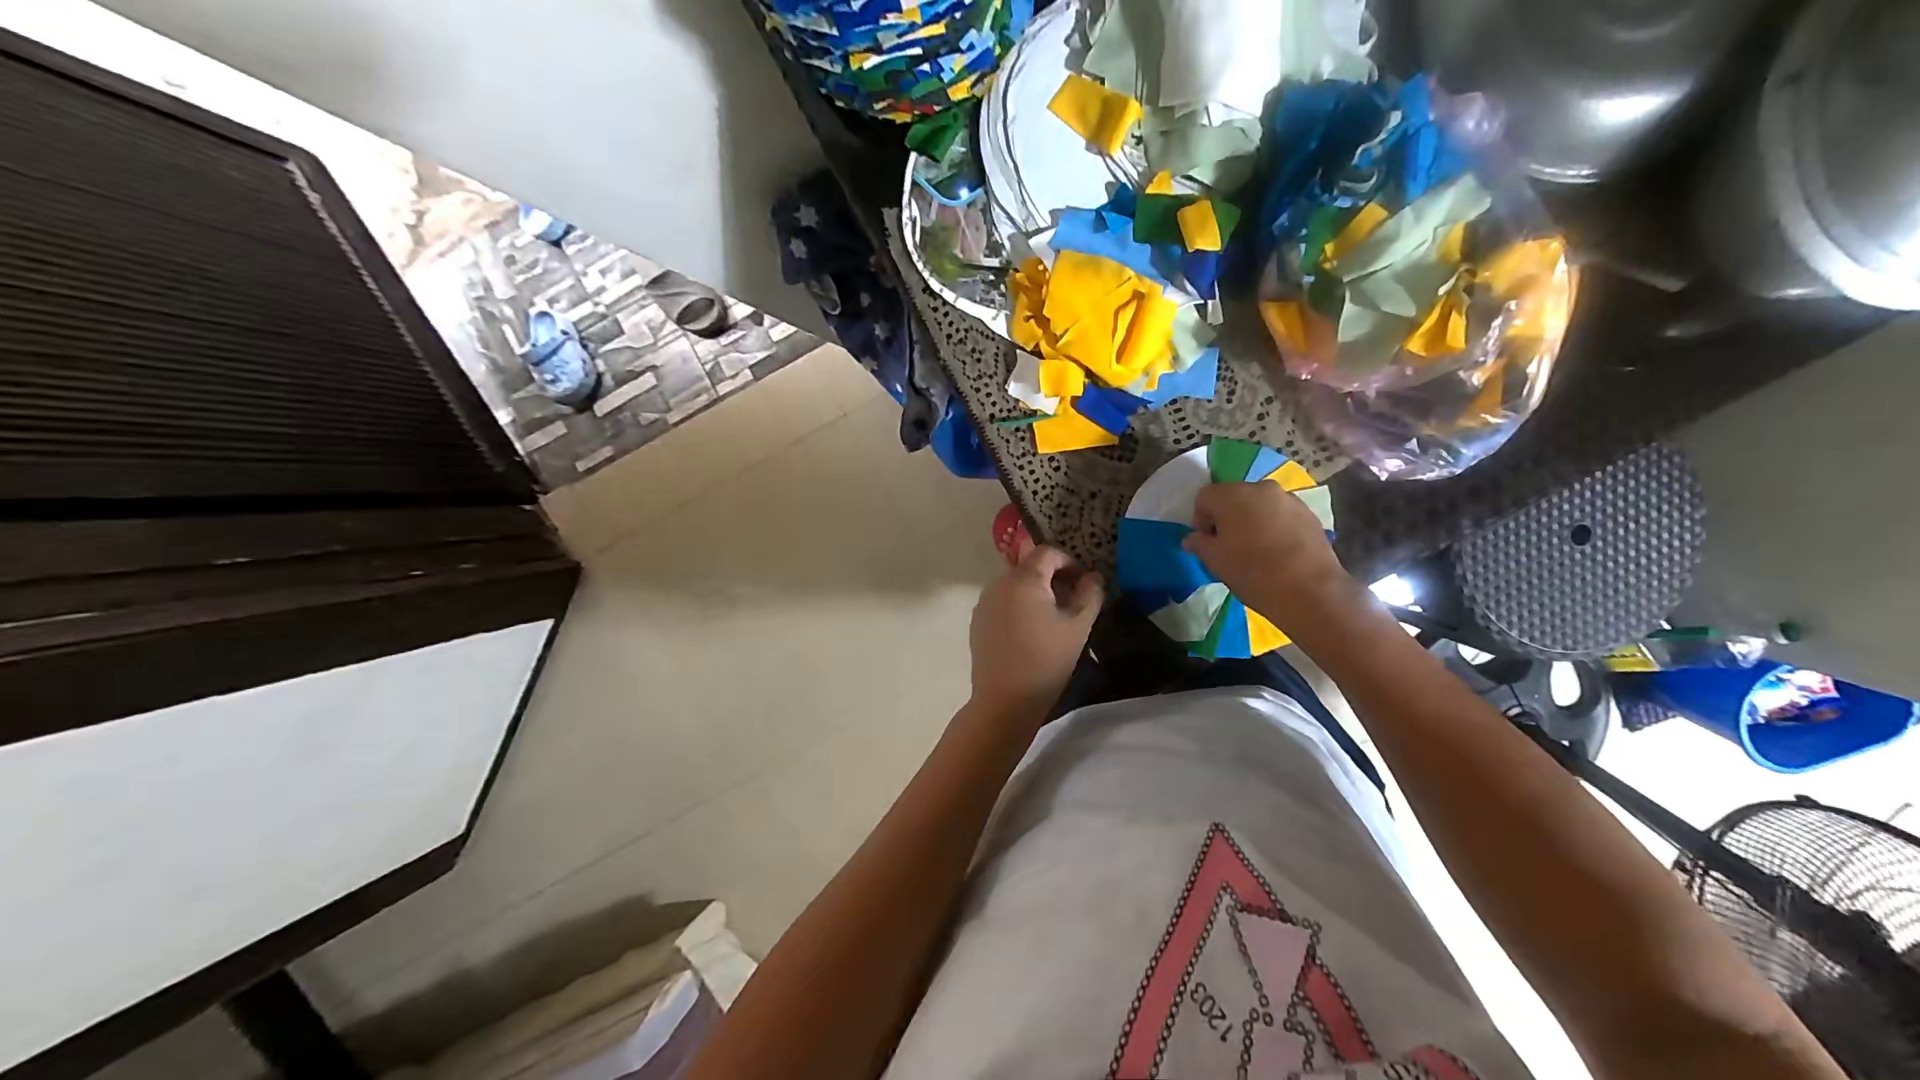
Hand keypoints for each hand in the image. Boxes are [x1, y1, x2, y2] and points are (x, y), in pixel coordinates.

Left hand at [969, 545, 1102, 717]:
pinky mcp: (977, 621)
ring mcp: (984, 603)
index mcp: (1024, 579)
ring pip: (1015, 585)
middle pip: (1030, 567)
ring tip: (1053, 620)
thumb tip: (1093, 576)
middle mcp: (999, 584)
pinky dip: (1019, 607)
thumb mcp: (1078, 626)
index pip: (1047, 552)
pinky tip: (1030, 633)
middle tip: (1072, 603)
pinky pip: (1002, 602)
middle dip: (1053, 578)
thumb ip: (1090, 594)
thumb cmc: (1047, 661)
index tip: (1083, 583)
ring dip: (1036, 593)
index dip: (1069, 562)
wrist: (1005, 700)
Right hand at [1182, 482, 1355, 624]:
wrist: (1309, 590)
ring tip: (1255, 548)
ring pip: (1259, 504)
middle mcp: (1260, 488)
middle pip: (1233, 496)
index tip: (1206, 542)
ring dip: (1251, 520)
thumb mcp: (1215, 561)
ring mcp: (1288, 499)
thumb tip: (1192, 538)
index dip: (1200, 519)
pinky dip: (1273, 525)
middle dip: (1226, 517)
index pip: (1204, 496)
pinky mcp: (1309, 513)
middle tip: (1228, 545)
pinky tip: (1277, 550)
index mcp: (1232, 495)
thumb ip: (1199, 544)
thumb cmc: (1252, 572)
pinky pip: (1280, 514)